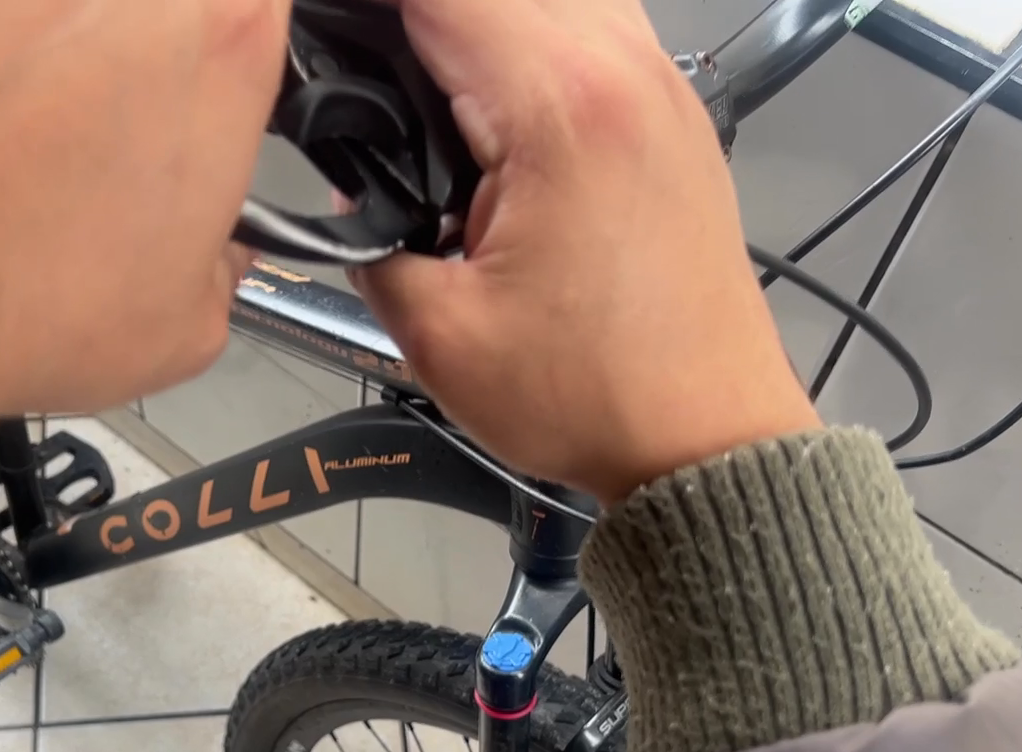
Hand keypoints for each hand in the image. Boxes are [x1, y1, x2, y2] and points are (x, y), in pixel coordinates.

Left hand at [0, 0, 288, 507]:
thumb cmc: (20, 308)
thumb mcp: (185, 330)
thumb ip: (218, 267)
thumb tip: (204, 253)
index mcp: (215, 45)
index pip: (254, 15)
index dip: (224, 72)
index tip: (199, 114)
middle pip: (142, 11)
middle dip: (130, 64)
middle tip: (99, 144)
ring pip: (34, 20)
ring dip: (30, 63)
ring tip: (3, 151)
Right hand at [352, 0, 819, 503]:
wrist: (698, 438)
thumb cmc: (585, 397)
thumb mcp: (440, 338)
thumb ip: (374, 247)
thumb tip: (360, 198)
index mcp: (560, 108)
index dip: (368, 12)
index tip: (323, 38)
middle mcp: (624, 68)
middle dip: (417, 20)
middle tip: (363, 69)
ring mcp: (662, 87)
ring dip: (477, 26)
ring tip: (418, 86)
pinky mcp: (672, 122)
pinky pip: (594, 33)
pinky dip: (530, 44)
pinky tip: (492, 107)